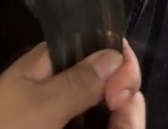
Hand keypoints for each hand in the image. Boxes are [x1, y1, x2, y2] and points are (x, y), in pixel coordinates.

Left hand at [0, 41, 143, 128]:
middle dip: (126, 102)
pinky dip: (105, 128)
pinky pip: (91, 126)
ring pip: (105, 113)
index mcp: (50, 64)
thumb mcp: (41, 106)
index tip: (124, 93)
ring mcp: (62, 115)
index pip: (95, 47)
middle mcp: (60, 86)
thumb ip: (78, 82)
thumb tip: (116, 53)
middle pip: (108, 84)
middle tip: (124, 123)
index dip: (118, 63)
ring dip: (120, 123)